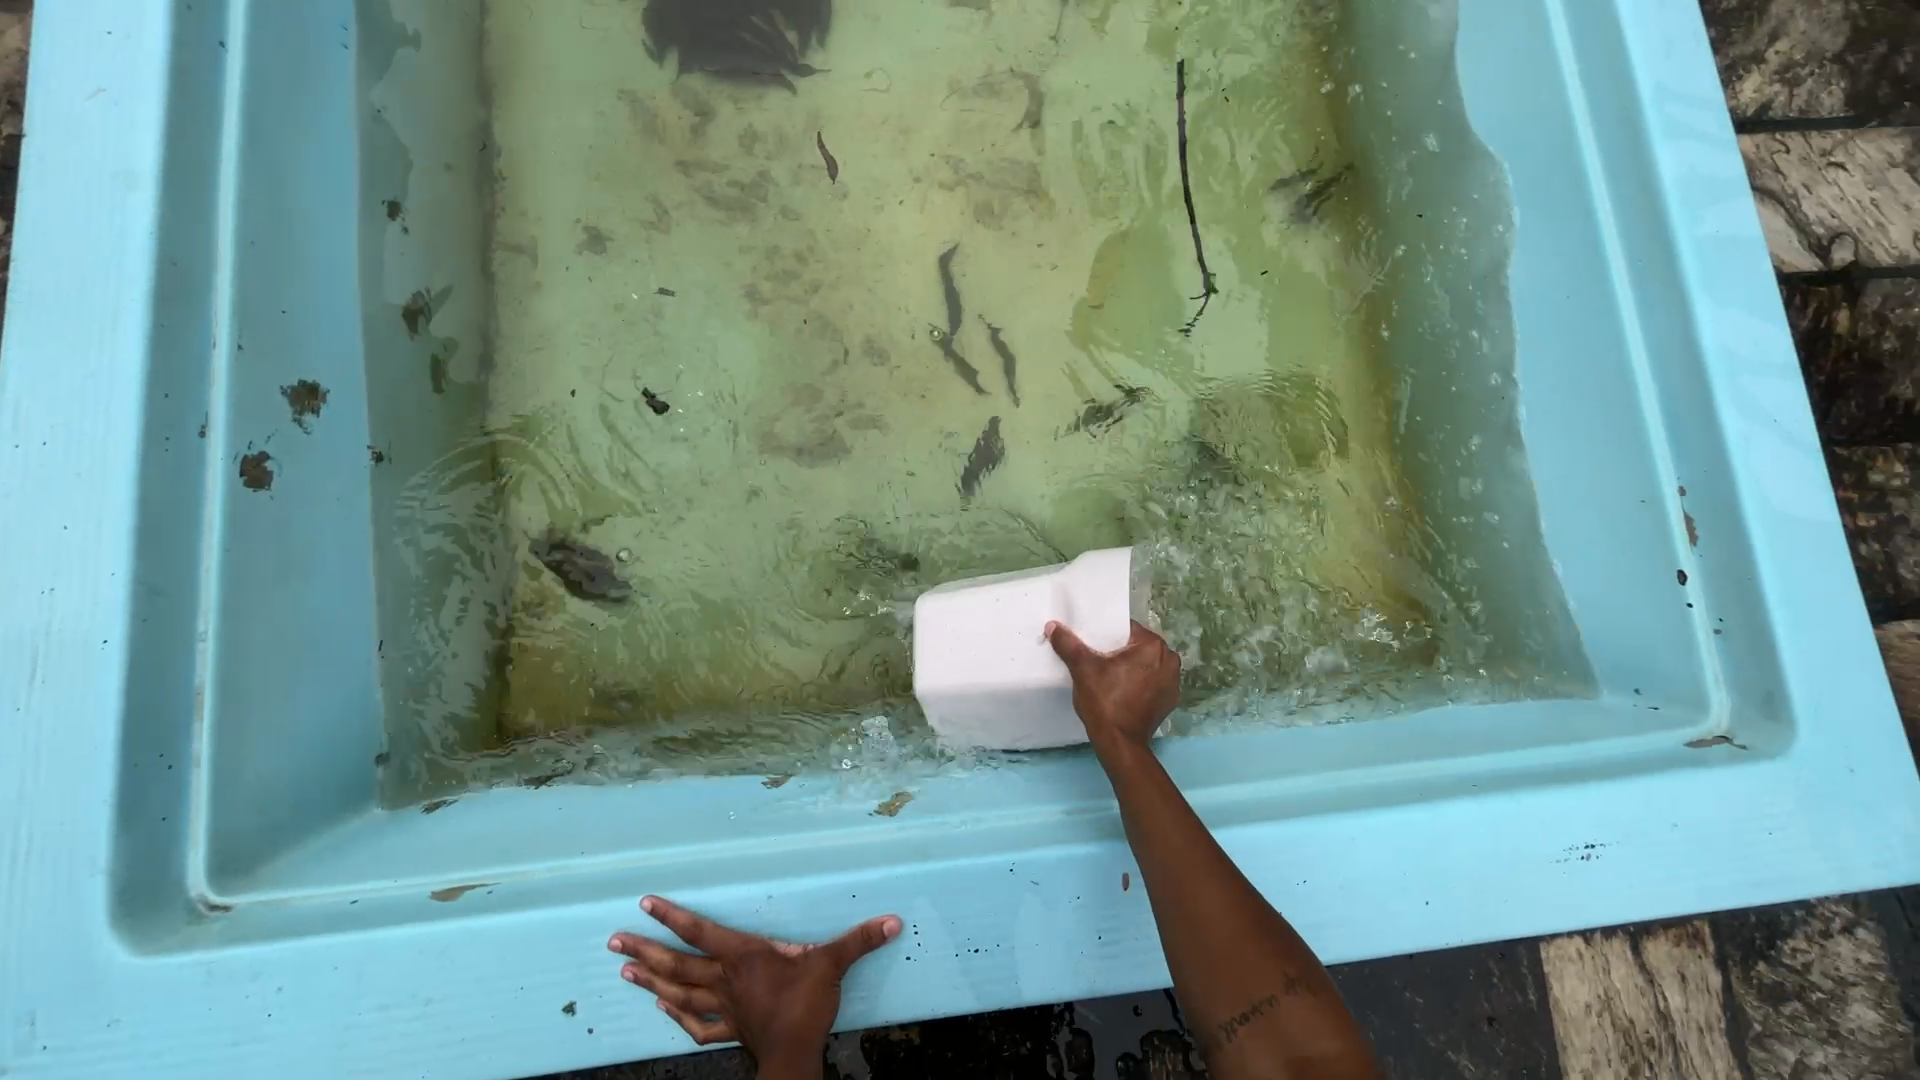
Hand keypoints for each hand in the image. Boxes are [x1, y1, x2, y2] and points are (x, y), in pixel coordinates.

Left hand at [609, 896, 901, 1076]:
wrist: (795, 1055)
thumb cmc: (806, 1005)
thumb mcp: (832, 965)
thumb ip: (858, 940)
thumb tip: (892, 921)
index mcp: (743, 956)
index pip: (701, 931)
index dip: (673, 916)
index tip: (644, 903)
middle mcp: (725, 979)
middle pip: (677, 963)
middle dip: (645, 950)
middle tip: (613, 941)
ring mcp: (722, 1007)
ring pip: (678, 991)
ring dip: (650, 980)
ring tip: (624, 971)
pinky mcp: (728, 1030)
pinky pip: (695, 1022)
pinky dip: (675, 1014)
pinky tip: (661, 1008)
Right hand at [1046, 619, 1180, 756]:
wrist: (1119, 743)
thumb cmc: (1104, 700)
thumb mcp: (1082, 668)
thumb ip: (1068, 644)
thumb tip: (1053, 626)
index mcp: (1152, 645)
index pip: (1128, 629)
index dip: (1109, 634)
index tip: (1095, 644)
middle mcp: (1169, 660)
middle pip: (1138, 647)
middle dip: (1121, 651)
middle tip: (1099, 660)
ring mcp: (1173, 682)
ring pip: (1147, 665)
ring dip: (1133, 668)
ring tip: (1111, 677)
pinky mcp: (1170, 701)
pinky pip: (1153, 683)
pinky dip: (1141, 684)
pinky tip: (1124, 692)